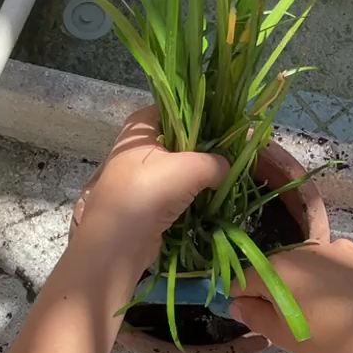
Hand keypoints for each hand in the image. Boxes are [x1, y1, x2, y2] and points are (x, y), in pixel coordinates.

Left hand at [70, 108, 229, 273]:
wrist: (117, 244)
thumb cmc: (147, 193)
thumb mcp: (191, 168)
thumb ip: (217, 162)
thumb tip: (228, 168)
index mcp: (141, 127)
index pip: (178, 108)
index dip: (204, 114)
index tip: (230, 126)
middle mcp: (139, 147)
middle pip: (182, 139)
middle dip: (208, 148)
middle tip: (235, 155)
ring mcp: (143, 176)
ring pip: (181, 168)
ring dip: (202, 175)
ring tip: (229, 176)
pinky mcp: (149, 202)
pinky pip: (178, 192)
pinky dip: (194, 195)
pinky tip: (213, 197)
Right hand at [229, 238, 352, 352]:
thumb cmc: (329, 341)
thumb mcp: (283, 336)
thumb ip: (254, 316)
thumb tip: (237, 304)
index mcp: (278, 269)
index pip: (245, 279)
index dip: (241, 296)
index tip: (249, 313)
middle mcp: (304, 250)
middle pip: (278, 268)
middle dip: (277, 289)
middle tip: (291, 319)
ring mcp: (336, 248)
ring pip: (310, 265)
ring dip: (308, 282)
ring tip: (325, 312)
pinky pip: (338, 265)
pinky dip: (336, 279)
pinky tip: (348, 303)